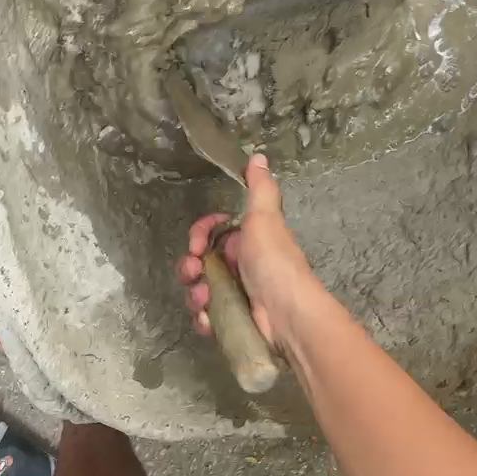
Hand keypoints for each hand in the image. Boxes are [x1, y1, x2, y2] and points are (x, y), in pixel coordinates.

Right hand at [174, 154, 325, 346]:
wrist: (287, 314)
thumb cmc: (274, 263)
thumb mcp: (266, 218)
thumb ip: (260, 188)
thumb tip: (258, 155)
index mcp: (245, 241)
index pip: (210, 233)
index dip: (198, 235)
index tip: (196, 245)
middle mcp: (239, 266)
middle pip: (198, 263)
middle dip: (189, 268)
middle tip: (195, 273)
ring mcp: (234, 294)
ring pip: (198, 290)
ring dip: (195, 294)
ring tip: (205, 300)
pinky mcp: (231, 320)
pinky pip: (206, 317)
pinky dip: (203, 319)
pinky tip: (209, 320)